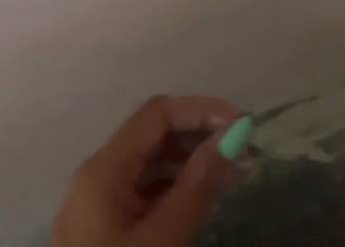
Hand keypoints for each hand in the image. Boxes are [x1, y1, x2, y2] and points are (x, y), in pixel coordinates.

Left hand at [51, 95, 242, 246]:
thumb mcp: (162, 240)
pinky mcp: (105, 226)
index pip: (157, 114)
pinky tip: (204, 198)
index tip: (242, 125)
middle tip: (245, 152)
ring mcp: (99, 202)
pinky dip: (176, 186)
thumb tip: (230, 137)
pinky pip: (145, 189)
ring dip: (192, 161)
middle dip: (200, 136)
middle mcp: (98, 174)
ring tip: (233, 176)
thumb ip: (196, 186)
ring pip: (151, 162)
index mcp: (104, 169)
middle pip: (154, 134)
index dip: (201, 110)